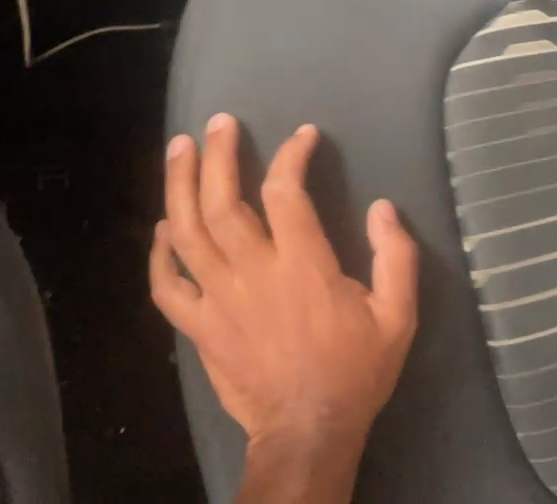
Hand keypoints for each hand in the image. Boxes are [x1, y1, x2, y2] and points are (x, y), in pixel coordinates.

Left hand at [150, 114, 418, 502]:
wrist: (308, 433)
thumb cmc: (354, 372)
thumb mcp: (397, 317)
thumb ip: (396, 258)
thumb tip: (384, 207)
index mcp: (302, 266)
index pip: (285, 192)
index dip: (292, 154)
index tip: (303, 134)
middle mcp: (253, 273)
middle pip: (222, 201)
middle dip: (217, 155)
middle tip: (219, 123)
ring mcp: (218, 300)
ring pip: (187, 232)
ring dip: (178, 185)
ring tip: (179, 148)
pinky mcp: (198, 326)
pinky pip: (166, 286)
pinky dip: (159, 253)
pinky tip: (162, 227)